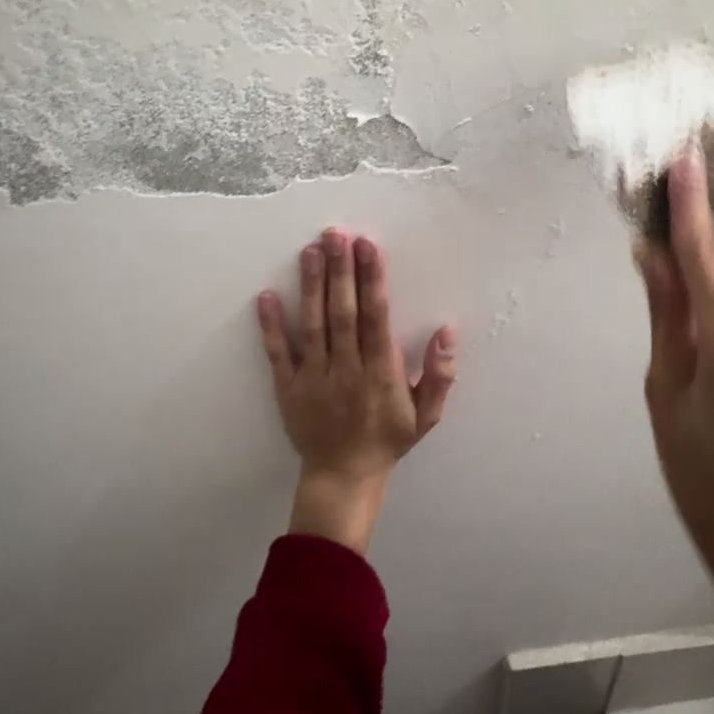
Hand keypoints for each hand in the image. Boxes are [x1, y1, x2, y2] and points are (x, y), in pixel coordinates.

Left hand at [256, 227, 457, 554]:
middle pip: (343, 313)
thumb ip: (439, 374)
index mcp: (381, 373)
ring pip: (313, 325)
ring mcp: (315, 379)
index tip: (367, 247)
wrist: (344, 478)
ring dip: (311, 286)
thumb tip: (447, 331)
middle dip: (341, 271)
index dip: (372, 280)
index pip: (376, 317)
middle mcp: (347, 370)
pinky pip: (278, 354)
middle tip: (336, 235)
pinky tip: (266, 296)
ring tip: (310, 251)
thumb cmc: (388, 440)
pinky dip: (271, 326)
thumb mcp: (426, 415)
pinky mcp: (288, 389)